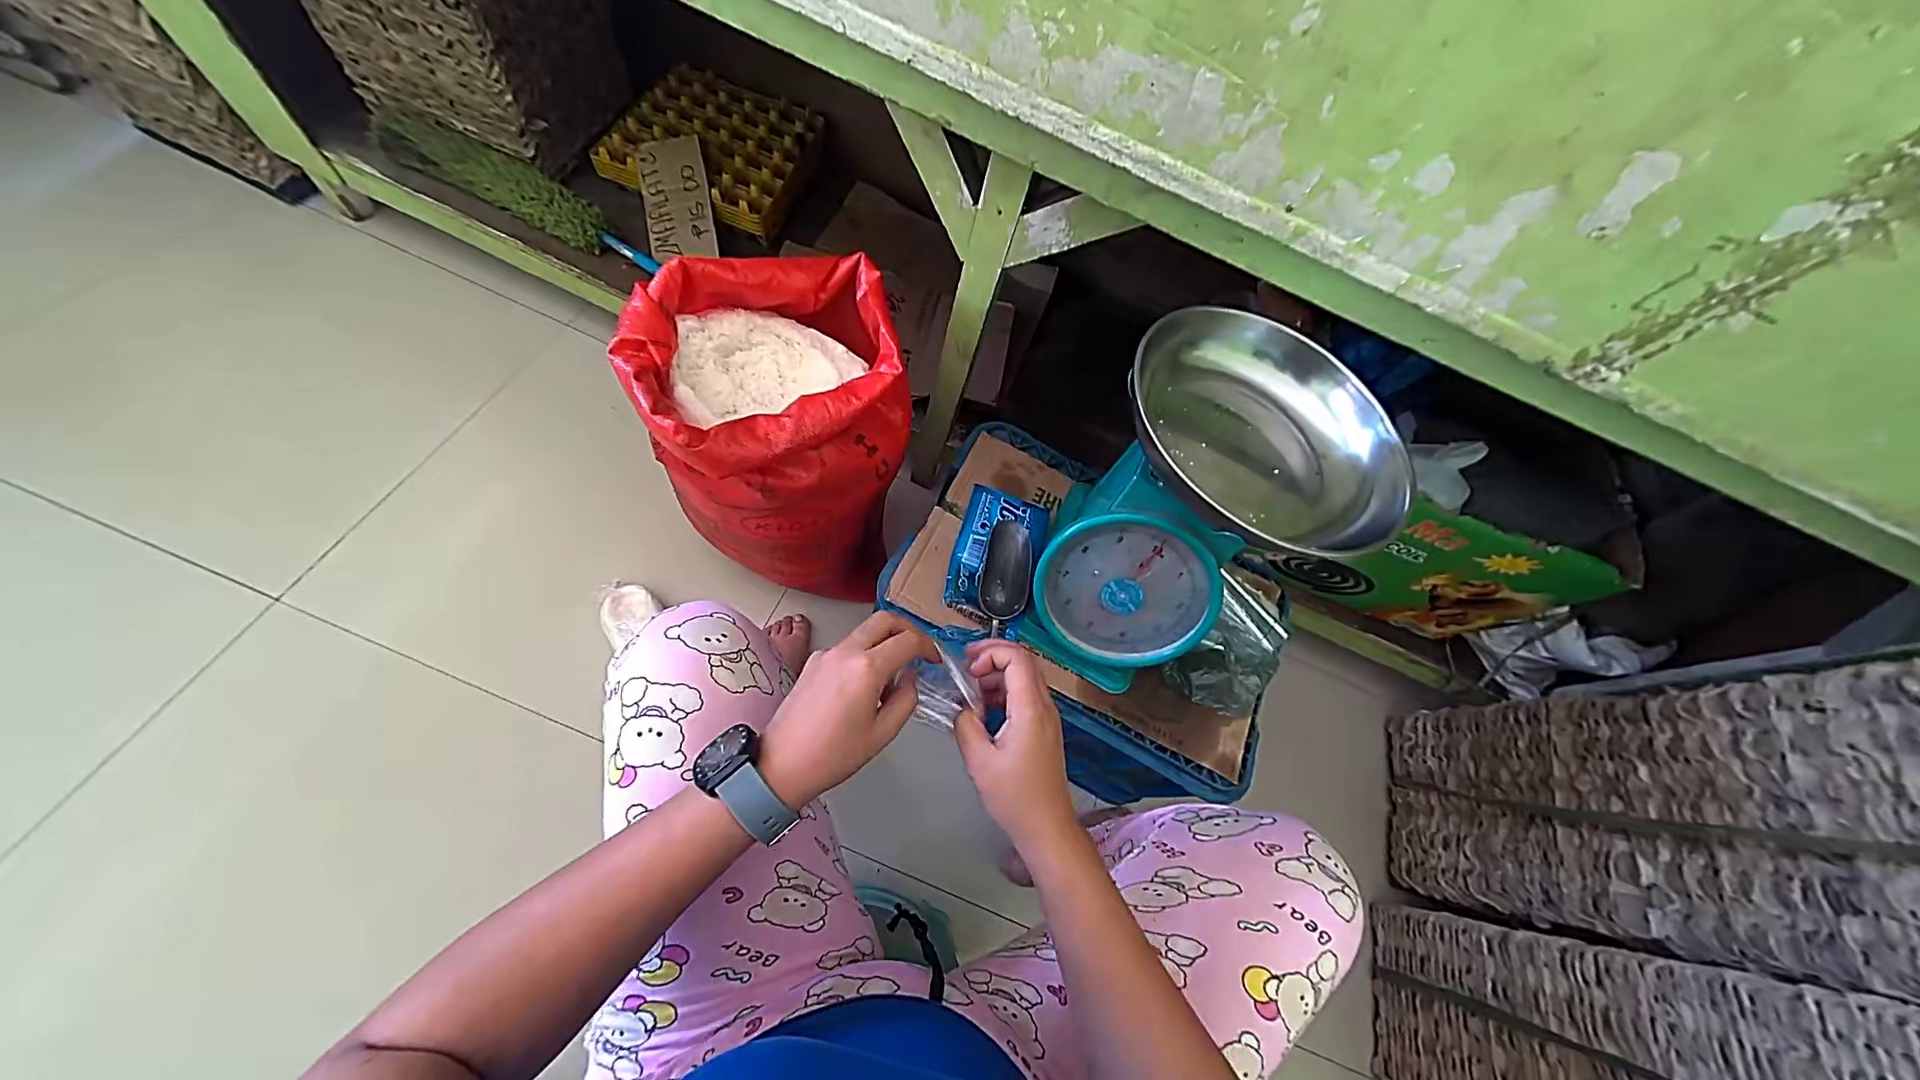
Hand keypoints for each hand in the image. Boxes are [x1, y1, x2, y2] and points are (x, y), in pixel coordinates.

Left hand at [757, 612, 936, 806]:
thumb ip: (906, 699)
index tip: (934, 660)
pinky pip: (847, 647)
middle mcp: (845, 652)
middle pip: (884, 619)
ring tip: (889, 679)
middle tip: (918, 651)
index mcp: (866, 668)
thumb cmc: (832, 755)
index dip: (928, 647)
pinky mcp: (812, 661)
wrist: (781, 764)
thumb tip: (910, 678)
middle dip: (907, 629)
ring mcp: (826, 653)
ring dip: (884, 642)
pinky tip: (862, 686)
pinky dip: (863, 655)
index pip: (908, 640)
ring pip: (864, 631)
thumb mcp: (882, 733)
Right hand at [952, 641, 1079, 852]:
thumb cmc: (1016, 798)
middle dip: (993, 657)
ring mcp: (1047, 718)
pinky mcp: (1044, 729)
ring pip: (1025, 678)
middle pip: (1024, 662)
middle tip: (966, 669)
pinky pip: (1026, 696)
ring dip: (998, 676)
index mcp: (1030, 709)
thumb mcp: (979, 760)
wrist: (1047, 827)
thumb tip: (961, 708)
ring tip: (972, 693)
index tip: (968, 666)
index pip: (1017, 658)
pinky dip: (1005, 692)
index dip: (991, 652)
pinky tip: (985, 710)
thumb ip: (966, 725)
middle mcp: (1044, 708)